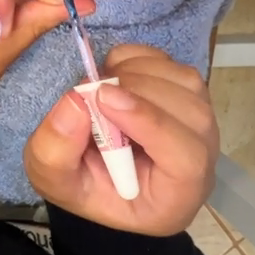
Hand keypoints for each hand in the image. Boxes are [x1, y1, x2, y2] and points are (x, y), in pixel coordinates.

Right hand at [24, 44, 218, 234]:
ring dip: (139, 71)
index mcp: (176, 196)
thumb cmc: (86, 186)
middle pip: (193, 115)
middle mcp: (199, 159)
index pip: (187, 159)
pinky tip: (113, 72)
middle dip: (139, 91)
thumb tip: (77, 100)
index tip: (103, 98)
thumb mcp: (55, 181)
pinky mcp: (186, 94)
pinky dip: (139, 58)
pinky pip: (173, 65)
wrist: (100, 174)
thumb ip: (56, 150)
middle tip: (93, 88)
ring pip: (187, 84)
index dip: (150, 122)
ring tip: (102, 84)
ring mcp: (199, 124)